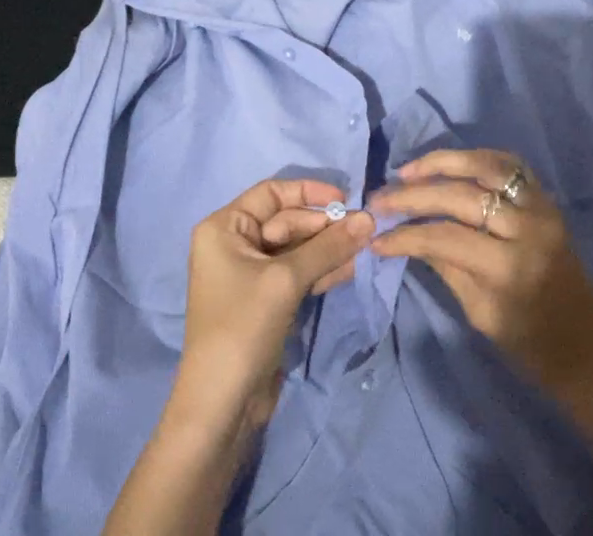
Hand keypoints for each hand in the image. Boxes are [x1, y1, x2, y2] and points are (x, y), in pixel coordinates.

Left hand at [176, 178, 375, 429]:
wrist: (223, 400)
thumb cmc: (243, 325)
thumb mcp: (286, 279)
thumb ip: (328, 246)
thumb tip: (368, 218)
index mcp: (224, 228)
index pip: (271, 194)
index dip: (309, 193)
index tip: (346, 200)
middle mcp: (234, 244)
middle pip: (287, 221)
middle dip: (324, 226)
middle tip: (364, 231)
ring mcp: (250, 274)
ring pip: (297, 249)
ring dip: (328, 248)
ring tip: (365, 248)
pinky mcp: (266, 301)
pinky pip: (298, 274)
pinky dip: (321, 270)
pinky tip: (351, 269)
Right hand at [368, 149, 592, 392]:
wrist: (588, 350)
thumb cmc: (530, 345)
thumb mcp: (479, 313)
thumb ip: (444, 266)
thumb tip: (403, 236)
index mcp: (509, 266)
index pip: (443, 236)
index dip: (404, 234)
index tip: (374, 235)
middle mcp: (528, 228)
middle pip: (461, 195)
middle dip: (413, 194)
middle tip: (380, 197)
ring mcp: (543, 209)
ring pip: (488, 166)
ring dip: (444, 162)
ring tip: (409, 169)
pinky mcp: (549, 203)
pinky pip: (512, 167)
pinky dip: (479, 159)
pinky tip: (452, 165)